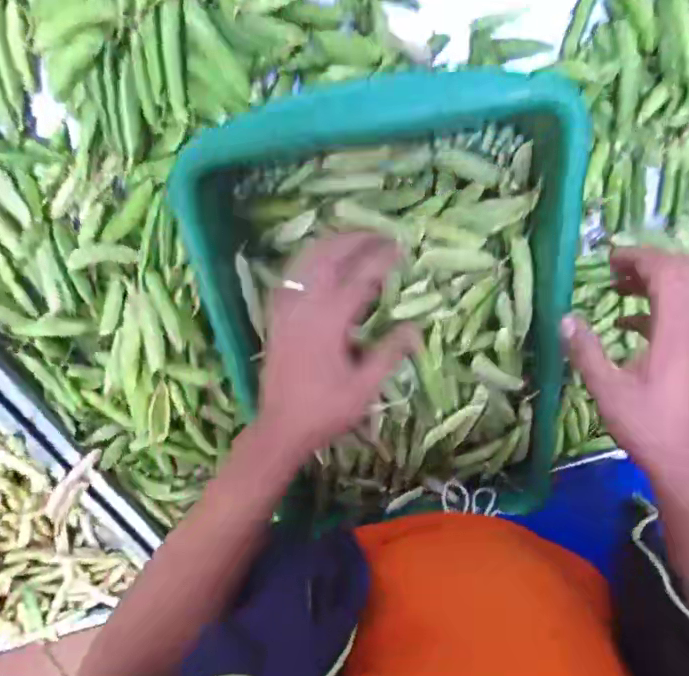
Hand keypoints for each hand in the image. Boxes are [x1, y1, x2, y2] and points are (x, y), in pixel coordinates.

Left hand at [253, 232, 421, 457]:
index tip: (403, 248)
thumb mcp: (364, 389)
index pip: (361, 277)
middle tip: (381, 235)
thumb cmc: (324, 413)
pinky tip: (316, 266)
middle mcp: (304, 307)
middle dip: (356, 240)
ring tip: (352, 240)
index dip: (383, 259)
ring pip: (305, 262)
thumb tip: (413, 328)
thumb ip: (388, 354)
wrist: (280, 429)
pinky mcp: (275, 320)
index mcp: (329, 321)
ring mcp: (286, 311)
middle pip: (330, 256)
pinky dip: (306, 263)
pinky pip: (289, 279)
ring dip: (330, 244)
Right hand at [561, 247, 688, 480]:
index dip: (640, 257)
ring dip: (653, 282)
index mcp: (675, 329)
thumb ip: (586, 350)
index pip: (667, 271)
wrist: (678, 452)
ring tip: (617, 289)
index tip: (608, 259)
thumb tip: (564, 320)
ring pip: (685, 290)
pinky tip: (626, 323)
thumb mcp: (606, 387)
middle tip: (613, 270)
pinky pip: (681, 312)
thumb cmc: (643, 422)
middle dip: (648, 263)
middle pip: (682, 271)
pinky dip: (656, 306)